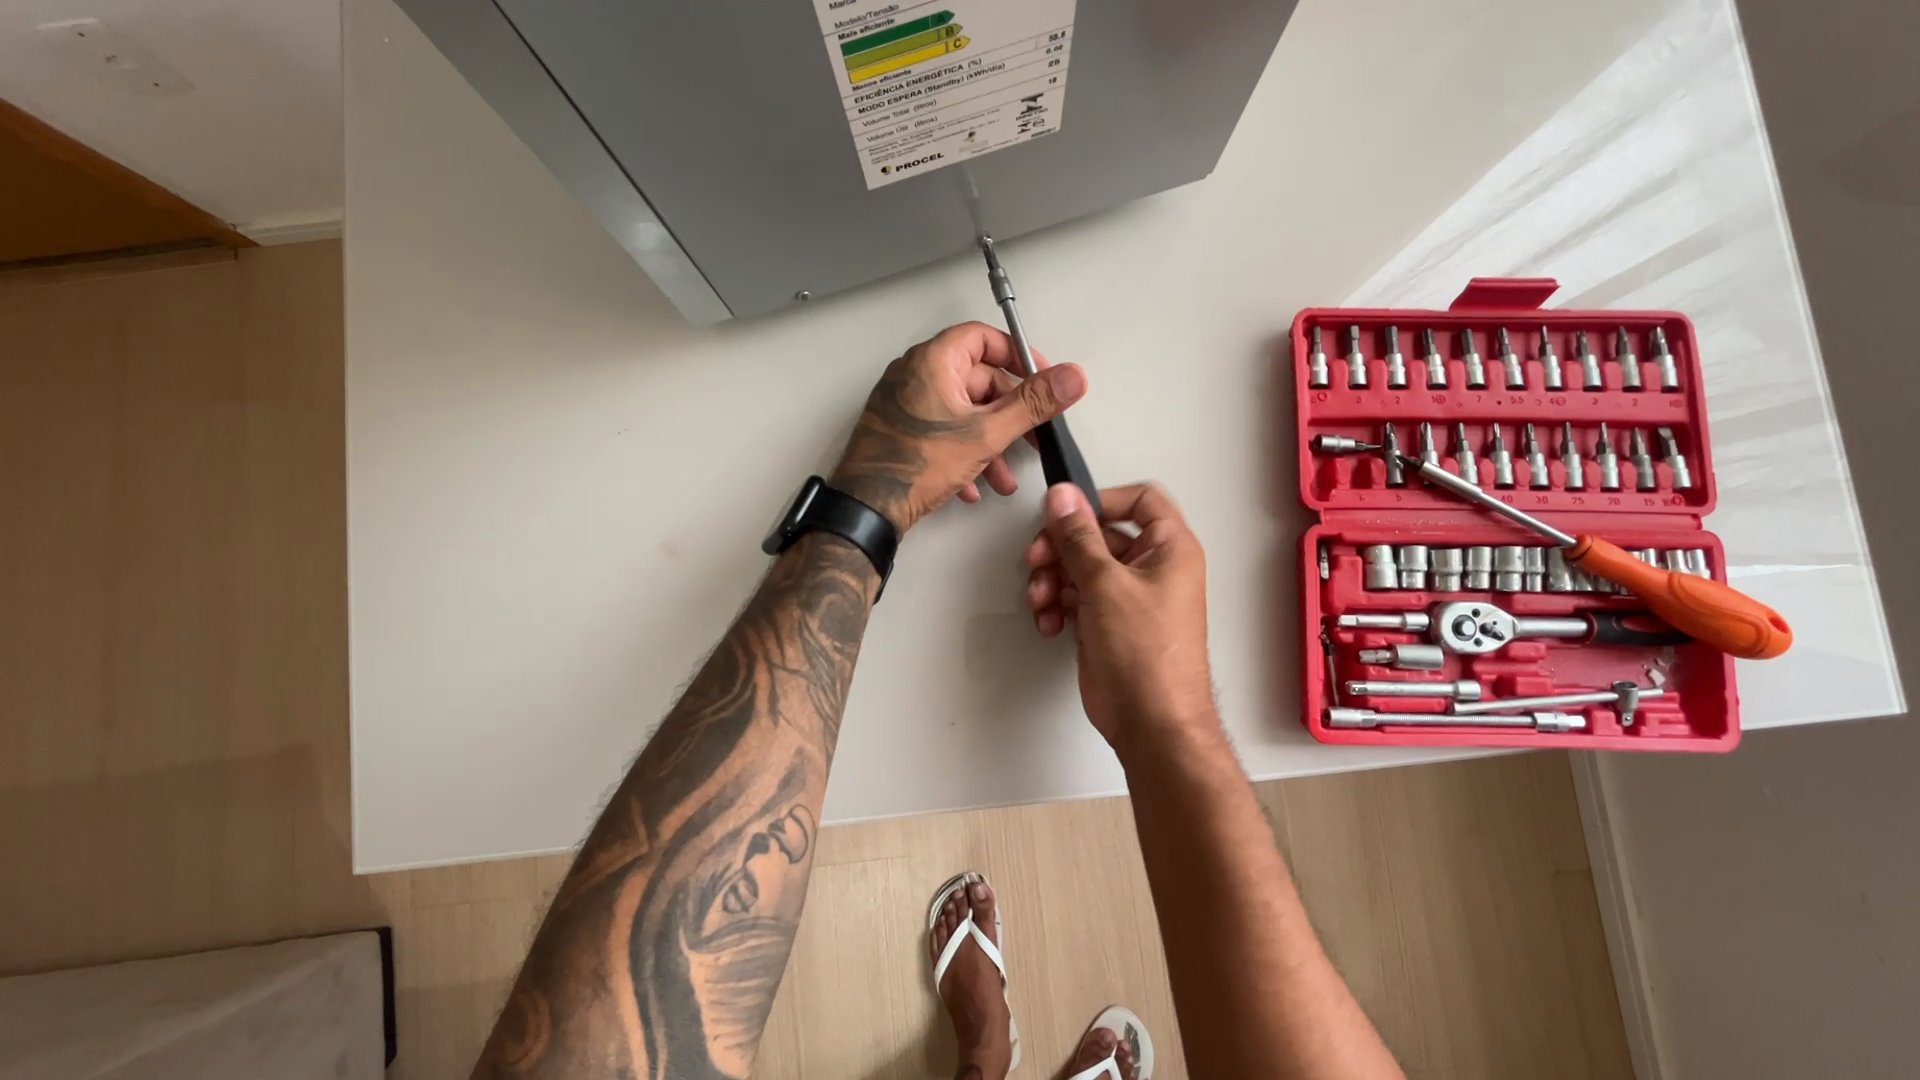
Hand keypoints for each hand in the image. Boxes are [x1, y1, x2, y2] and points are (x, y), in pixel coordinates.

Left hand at [832, 322, 1086, 532]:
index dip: (1017, 356)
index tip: (1039, 378)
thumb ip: (1032, 404)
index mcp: (933, 361)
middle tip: (1031, 436)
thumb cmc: (911, 466)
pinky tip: (973, 484)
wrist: (867, 507)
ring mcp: (903, 404)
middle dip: (1008, 415)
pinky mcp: (898, 430)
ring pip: (961, 413)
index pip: (983, 338)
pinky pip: (940, 432)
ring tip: (1003, 476)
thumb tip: (1069, 378)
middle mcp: (914, 375)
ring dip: (989, 443)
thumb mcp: (986, 434)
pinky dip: (962, 453)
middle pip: (976, 380)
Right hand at [1024, 482, 1216, 753]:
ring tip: (1042, 601)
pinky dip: (1057, 606)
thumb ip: (1078, 536)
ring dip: (1053, 579)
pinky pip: (1076, 598)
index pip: (1139, 500)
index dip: (1101, 501)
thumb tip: (1063, 496)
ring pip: (1080, 568)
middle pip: (1098, 535)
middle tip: (1037, 559)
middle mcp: (1151, 568)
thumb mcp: (1106, 583)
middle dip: (1062, 548)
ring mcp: (1128, 597)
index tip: (1067, 515)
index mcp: (1169, 548)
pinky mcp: (1107, 623)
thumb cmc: (1145, 652)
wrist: (1150, 722)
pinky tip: (1050, 623)